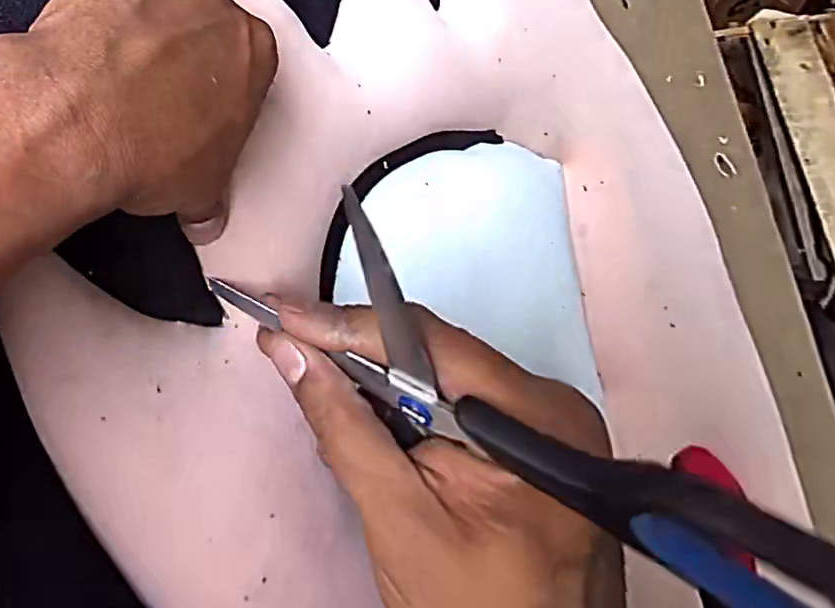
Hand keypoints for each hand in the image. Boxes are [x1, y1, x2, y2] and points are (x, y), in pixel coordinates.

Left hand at [24, 0, 276, 240]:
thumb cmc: (138, 142)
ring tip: (127, 53)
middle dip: (189, 50)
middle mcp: (215, 8)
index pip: (250, 60)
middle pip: (211, 21)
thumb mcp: (194, 192)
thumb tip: (201, 211)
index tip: (203, 103)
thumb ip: (207, 196)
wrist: (76, 118)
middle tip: (160, 86)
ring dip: (156, 14)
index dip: (223, 84)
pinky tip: (111, 0)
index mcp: (252, 53)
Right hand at [258, 298, 621, 607]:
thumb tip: (292, 352)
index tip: (288, 316)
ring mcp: (539, 424)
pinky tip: (365, 423)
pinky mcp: (522, 441)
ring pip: (428, 369)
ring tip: (321, 385)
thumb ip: (342, 423)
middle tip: (291, 344)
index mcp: (534, 420)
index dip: (343, 325)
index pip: (421, 339)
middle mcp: (547, 409)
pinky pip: (443, 396)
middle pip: (425, 349)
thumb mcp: (398, 517)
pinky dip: (395, 404)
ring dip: (369, 381)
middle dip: (352, 353)